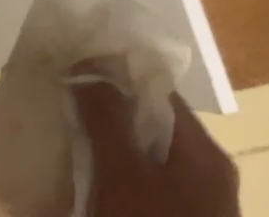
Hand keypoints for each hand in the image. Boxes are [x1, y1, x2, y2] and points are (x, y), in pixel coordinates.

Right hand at [74, 83, 239, 216]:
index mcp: (204, 154)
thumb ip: (106, 116)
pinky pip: (142, 184)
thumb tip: (86, 67)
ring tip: (66, 133)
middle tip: (62, 100)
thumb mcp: (125, 174)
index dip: (114, 73)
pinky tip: (83, 177)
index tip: (71, 67)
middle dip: (105, 108)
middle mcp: (206, 174)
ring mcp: (193, 205)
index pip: (157, 90)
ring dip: (105, 141)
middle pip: (150, 122)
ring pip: (143, 154)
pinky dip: (112, 173)